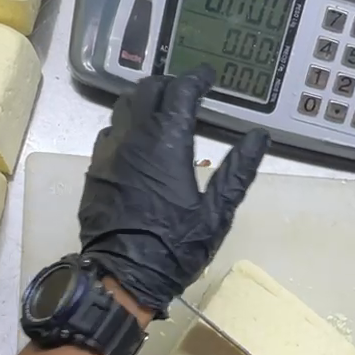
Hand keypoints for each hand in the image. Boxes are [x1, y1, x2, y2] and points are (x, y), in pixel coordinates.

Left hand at [79, 67, 270, 316]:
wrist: (123, 276)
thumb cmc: (174, 248)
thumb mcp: (216, 214)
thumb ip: (237, 171)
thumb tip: (259, 138)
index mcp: (167, 143)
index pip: (180, 90)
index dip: (196, 78)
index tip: (208, 77)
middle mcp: (134, 139)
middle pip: (147, 90)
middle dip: (169, 84)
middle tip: (186, 93)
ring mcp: (109, 154)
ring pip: (123, 108)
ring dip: (144, 102)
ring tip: (162, 112)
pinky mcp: (95, 171)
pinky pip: (109, 134)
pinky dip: (127, 127)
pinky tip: (137, 143)